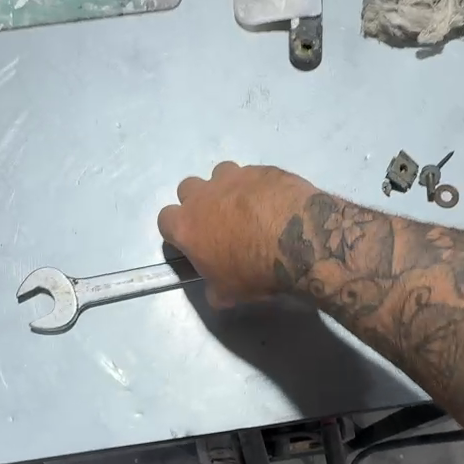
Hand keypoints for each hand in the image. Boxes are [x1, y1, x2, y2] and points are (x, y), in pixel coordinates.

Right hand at [157, 162, 314, 307]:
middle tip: (219, 223)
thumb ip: (213, 288)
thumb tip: (215, 290)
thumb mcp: (227, 295)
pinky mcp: (261, 169)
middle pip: (187, 189)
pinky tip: (273, 202)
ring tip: (247, 208)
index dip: (178, 231)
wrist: (298, 241)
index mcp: (186, 226)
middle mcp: (203, 195)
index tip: (194, 243)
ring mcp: (233, 177)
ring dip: (227, 189)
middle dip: (199, 203)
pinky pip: (252, 175)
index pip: (165, 220)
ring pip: (219, 174)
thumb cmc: (254, 271)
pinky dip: (257, 187)